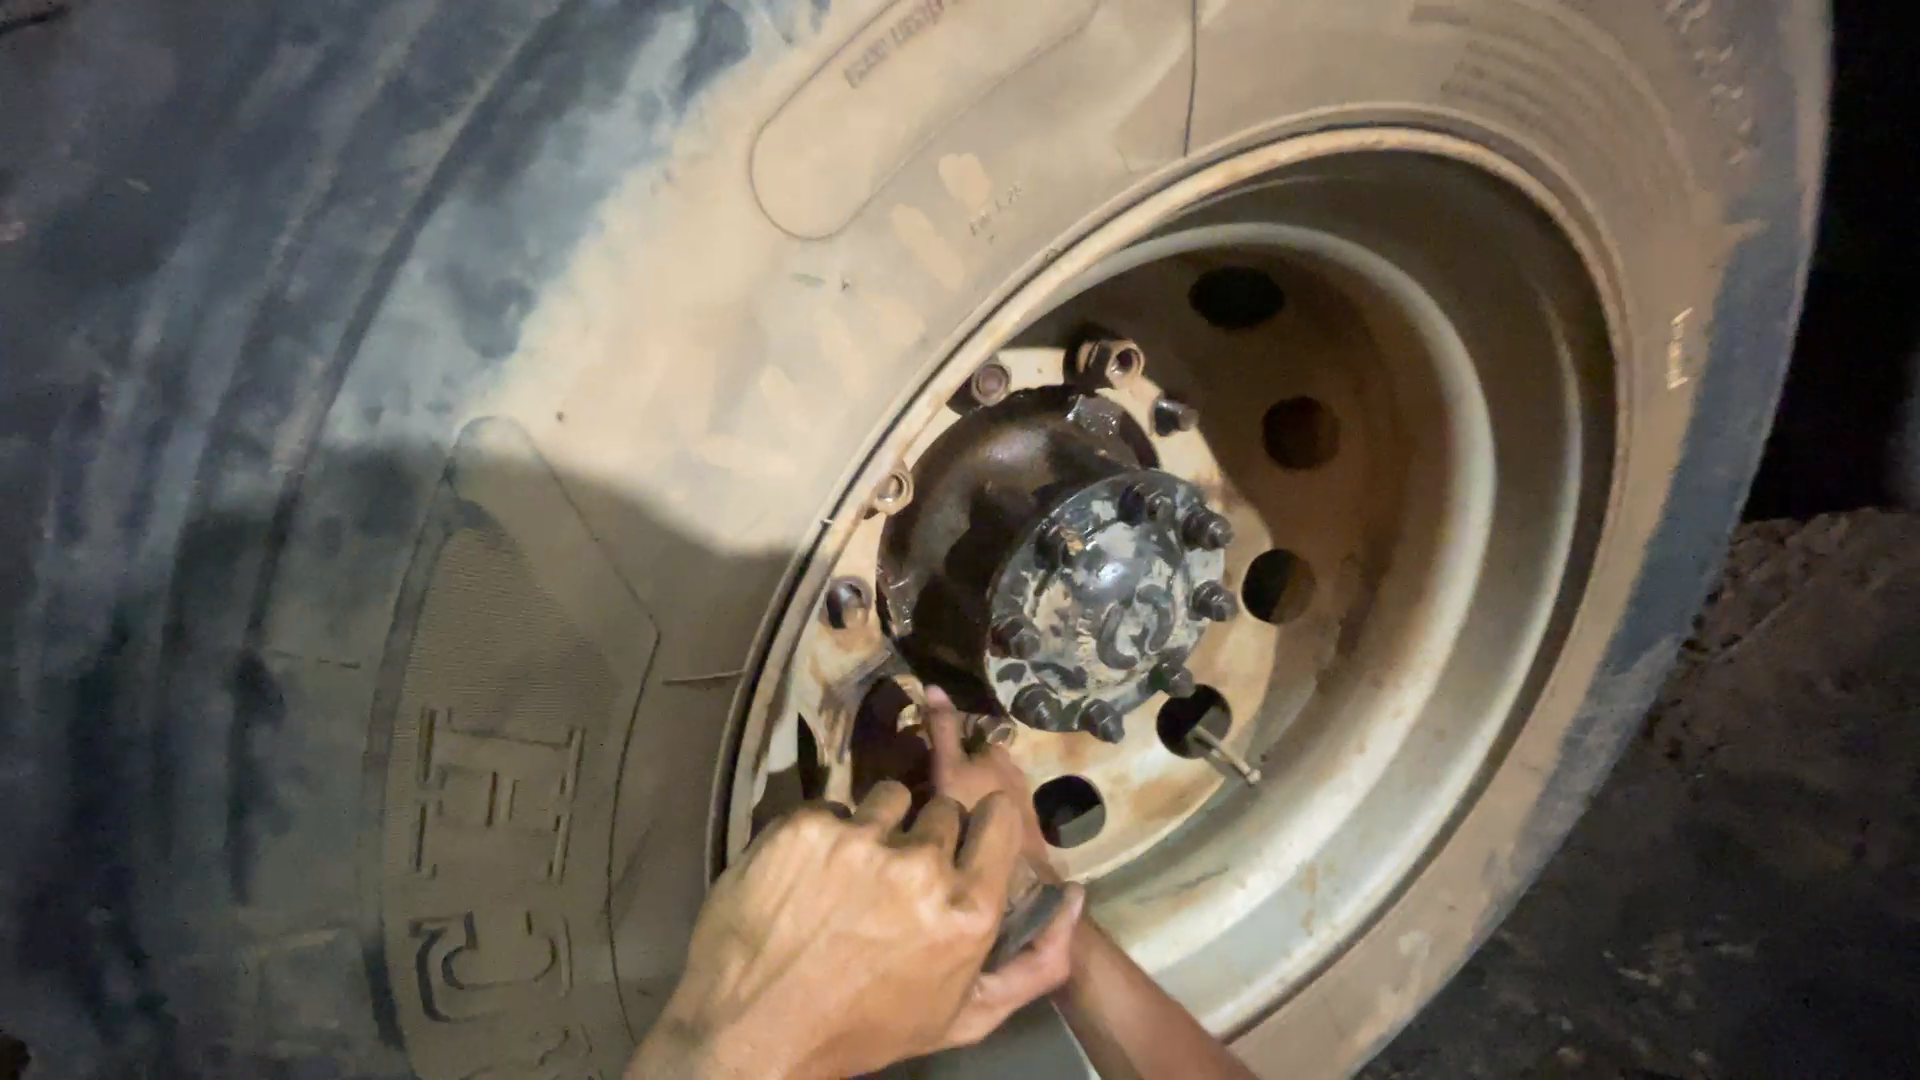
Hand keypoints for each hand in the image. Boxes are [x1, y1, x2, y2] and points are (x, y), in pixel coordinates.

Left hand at [628, 780, 1080, 1078]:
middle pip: (942, 808)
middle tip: (893, 876)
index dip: (979, 827)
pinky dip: (825, 833)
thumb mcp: (960, 1018)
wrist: (749, 1032)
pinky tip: (807, 874)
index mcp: (967, 909)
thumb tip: (1076, 895)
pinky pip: (834, 806)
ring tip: (849, 871)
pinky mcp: (808, 824)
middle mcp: (922, 864)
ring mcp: (860, 838)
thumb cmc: (863, 1028)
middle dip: (925, 834)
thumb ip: (1033, 964)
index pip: (998, 817)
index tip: (961, 842)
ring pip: (889, 797)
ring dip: (877, 825)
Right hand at [924, 687, 1053, 872]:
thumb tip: (933, 685)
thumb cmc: (975, 810)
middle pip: (984, 762)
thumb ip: (942, 728)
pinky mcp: (1028, 826)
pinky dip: (988, 813)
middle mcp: (1015, 770)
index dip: (950, 744)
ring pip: (994, 787)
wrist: (1015, 868)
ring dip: (978, 792)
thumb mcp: (948, 767)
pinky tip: (975, 831)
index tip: (931, 760)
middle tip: (939, 789)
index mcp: (996, 753)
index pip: (971, 736)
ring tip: (955, 812)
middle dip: (966, 769)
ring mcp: (1024, 799)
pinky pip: (1002, 811)